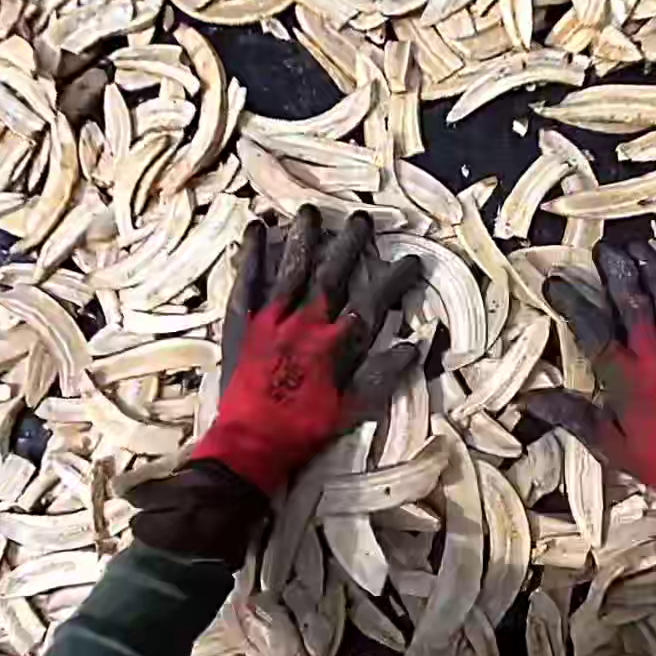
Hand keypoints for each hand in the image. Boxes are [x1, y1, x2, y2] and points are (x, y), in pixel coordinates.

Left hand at [190, 206, 423, 494]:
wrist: (251, 444)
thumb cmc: (304, 429)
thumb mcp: (351, 410)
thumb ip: (382, 375)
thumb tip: (414, 346)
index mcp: (336, 344)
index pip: (373, 301)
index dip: (394, 278)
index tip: (411, 260)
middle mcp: (307, 323)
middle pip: (332, 275)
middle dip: (349, 245)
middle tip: (360, 218)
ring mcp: (271, 319)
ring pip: (292, 269)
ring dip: (303, 238)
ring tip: (311, 211)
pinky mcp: (242, 323)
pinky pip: (247, 283)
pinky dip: (251, 255)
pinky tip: (254, 230)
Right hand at [523, 241, 655, 547]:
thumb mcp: (609, 445)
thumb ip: (572, 416)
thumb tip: (530, 399)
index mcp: (627, 380)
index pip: (594, 332)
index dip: (573, 304)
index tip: (555, 282)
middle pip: (635, 307)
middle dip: (618, 274)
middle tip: (605, 247)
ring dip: (655, 271)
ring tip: (641, 244)